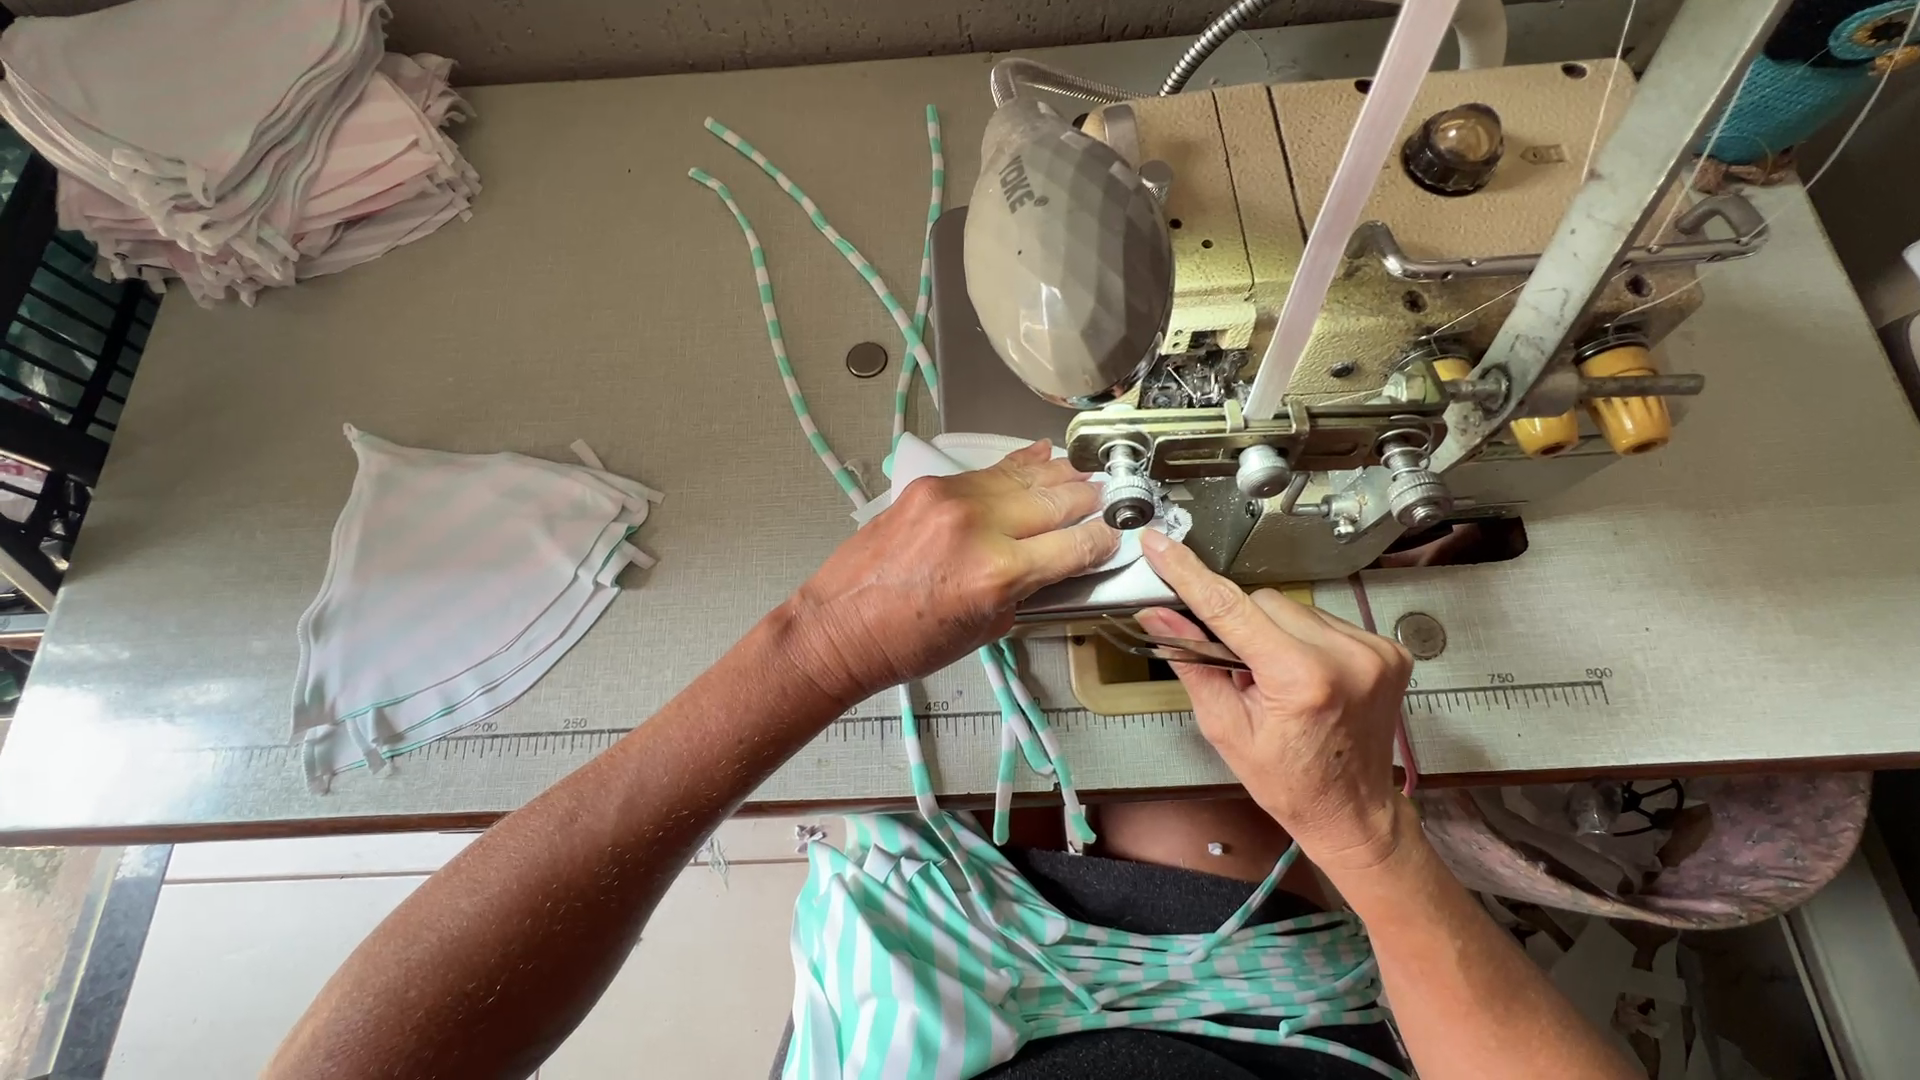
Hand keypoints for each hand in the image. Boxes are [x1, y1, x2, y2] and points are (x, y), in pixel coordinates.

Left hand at [787, 441, 1118, 702]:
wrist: (841, 626)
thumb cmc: (908, 642)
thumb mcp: (987, 628)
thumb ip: (1027, 588)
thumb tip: (1055, 560)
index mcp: (999, 574)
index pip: (1075, 546)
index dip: (1102, 540)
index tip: (1114, 534)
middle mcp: (979, 527)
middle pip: (1056, 502)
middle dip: (1088, 501)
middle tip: (1107, 498)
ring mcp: (952, 499)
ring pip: (1024, 476)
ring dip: (1059, 475)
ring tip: (1083, 473)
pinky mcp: (930, 487)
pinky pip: (987, 471)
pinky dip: (1018, 466)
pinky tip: (1040, 456)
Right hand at [1136, 531, 1412, 872]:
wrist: (1352, 809)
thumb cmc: (1289, 780)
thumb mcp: (1225, 726)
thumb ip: (1192, 662)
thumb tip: (1158, 616)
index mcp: (1301, 679)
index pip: (1230, 608)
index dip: (1188, 573)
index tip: (1160, 545)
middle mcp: (1345, 656)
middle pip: (1263, 602)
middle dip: (1238, 623)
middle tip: (1234, 665)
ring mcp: (1373, 650)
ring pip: (1292, 606)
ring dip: (1270, 629)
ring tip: (1272, 675)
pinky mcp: (1387, 648)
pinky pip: (1322, 618)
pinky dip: (1300, 636)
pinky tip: (1301, 671)